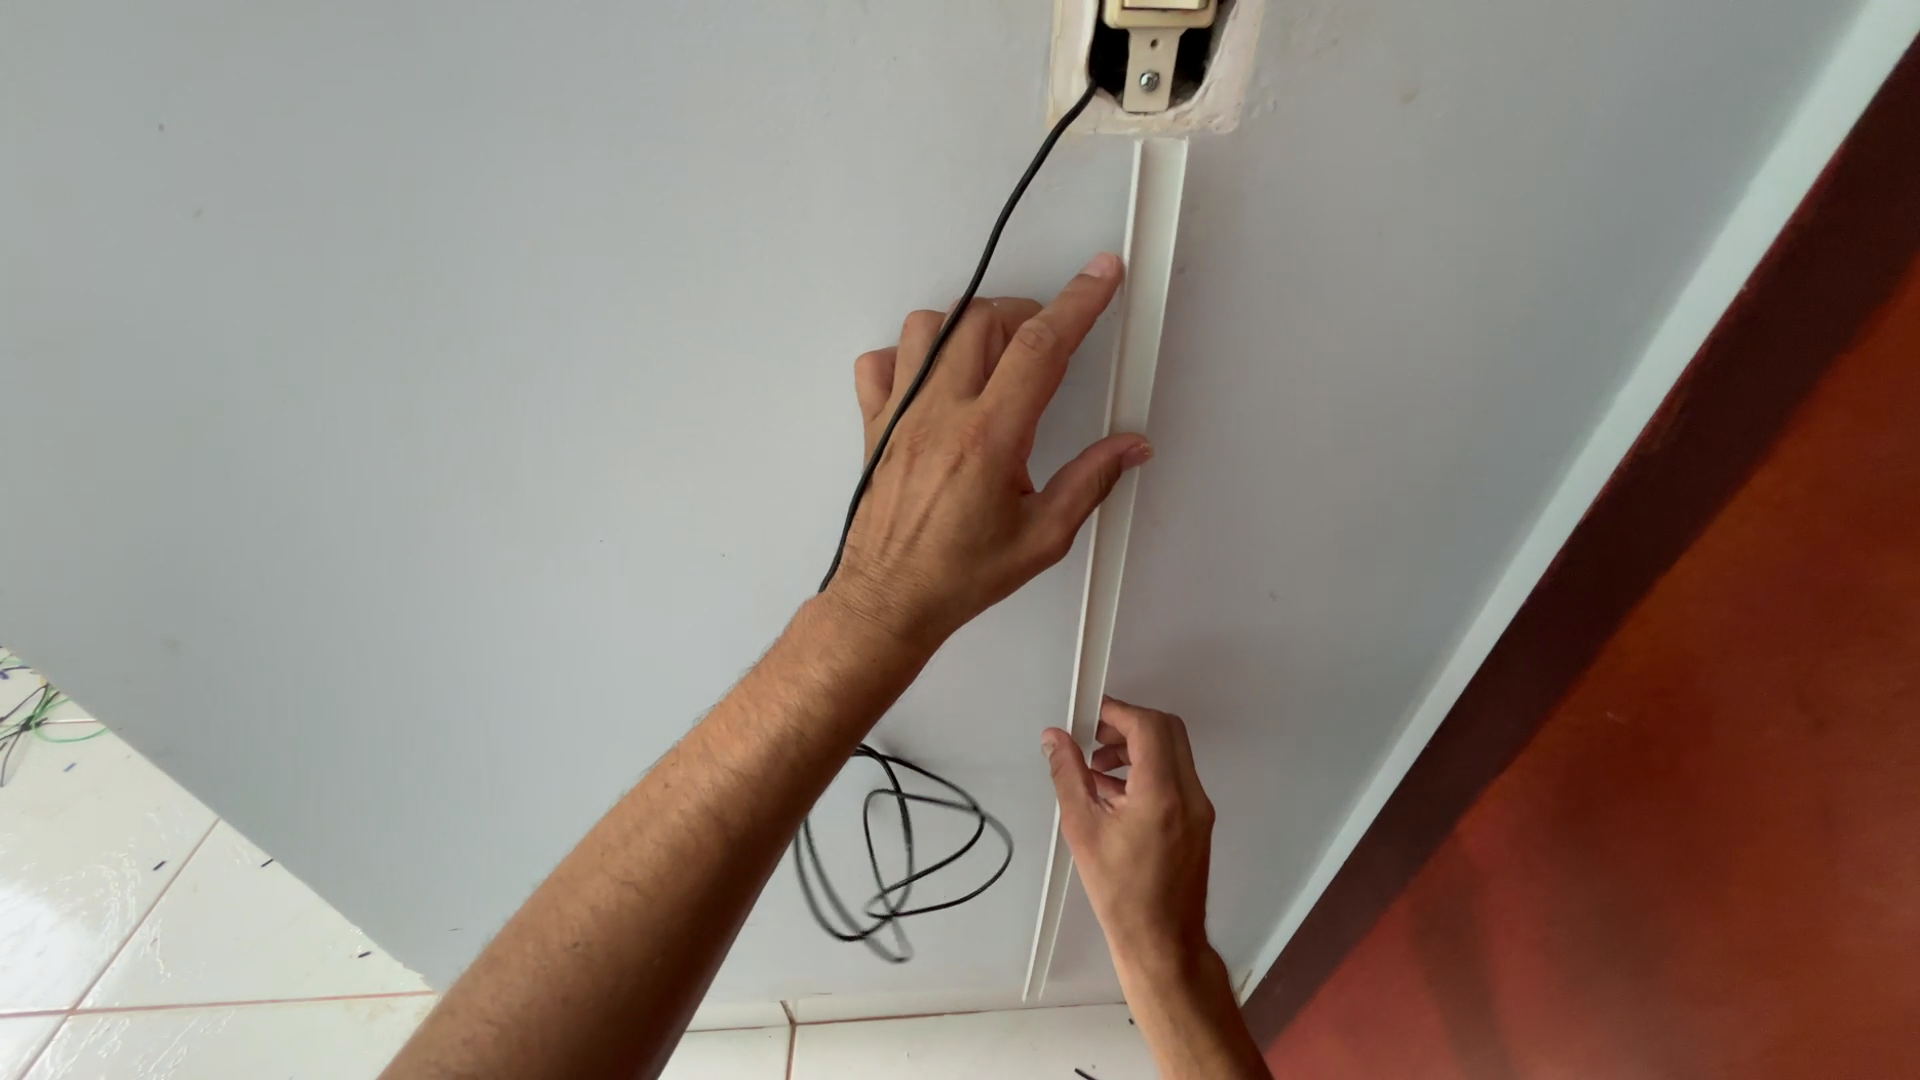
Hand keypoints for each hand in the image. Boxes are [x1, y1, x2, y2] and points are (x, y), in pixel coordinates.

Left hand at [826, 253, 1152, 643]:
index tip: (1099, 276)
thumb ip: (1089, 483)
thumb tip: (1127, 449)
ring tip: (994, 357)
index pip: (1040, 348)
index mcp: (988, 441)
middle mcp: (940, 416)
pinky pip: (882, 362)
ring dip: (970, 325)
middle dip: (1027, 315)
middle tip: (1048, 344)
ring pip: (930, 326)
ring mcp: (902, 416)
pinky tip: (934, 377)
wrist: (890, 599)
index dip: (1078, 303)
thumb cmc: (955, 576)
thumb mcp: (1042, 538)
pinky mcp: (876, 426)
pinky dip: (910, 354)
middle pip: (985, 320)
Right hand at [1042, 697, 1215, 972]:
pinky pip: (1175, 776)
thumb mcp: (1081, 828)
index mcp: (1162, 792)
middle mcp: (1189, 793)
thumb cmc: (1118, 890)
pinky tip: (1113, 791)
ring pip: (1172, 751)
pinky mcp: (1198, 820)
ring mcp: (1199, 806)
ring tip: (1096, 767)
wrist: (1162, 942)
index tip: (1087, 716)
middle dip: (1127, 723)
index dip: (1116, 712)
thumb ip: (1068, 774)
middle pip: (1166, 730)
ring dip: (1136, 745)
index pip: (1147, 726)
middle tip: (1092, 736)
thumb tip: (1055, 737)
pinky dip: (1147, 769)